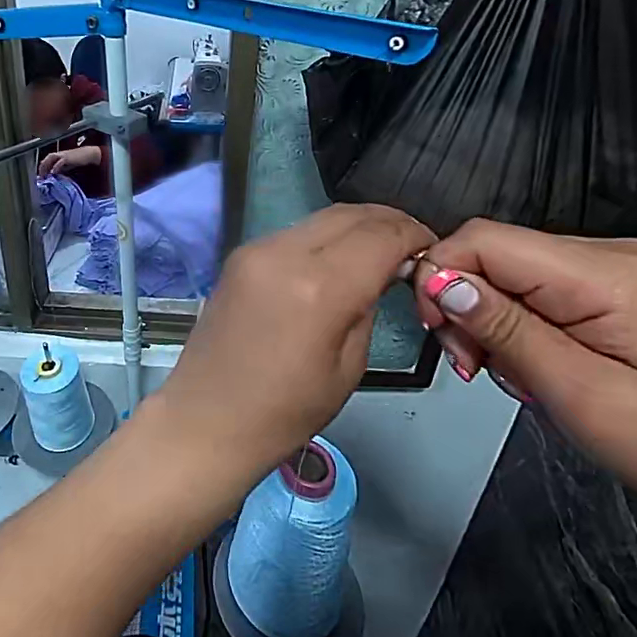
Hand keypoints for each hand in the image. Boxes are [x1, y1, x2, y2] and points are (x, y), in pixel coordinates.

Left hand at [38, 146, 102, 176]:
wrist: (87, 154)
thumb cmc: (78, 159)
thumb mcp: (67, 165)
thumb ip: (60, 168)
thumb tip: (54, 174)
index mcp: (57, 156)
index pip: (46, 161)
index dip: (42, 169)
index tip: (41, 177)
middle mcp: (58, 154)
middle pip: (46, 159)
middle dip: (42, 168)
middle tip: (40, 177)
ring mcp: (62, 155)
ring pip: (50, 158)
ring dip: (46, 166)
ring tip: (44, 175)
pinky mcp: (67, 157)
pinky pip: (59, 162)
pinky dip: (55, 167)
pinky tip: (53, 172)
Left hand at [152, 204, 434, 481]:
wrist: (205, 422)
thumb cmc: (284, 413)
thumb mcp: (348, 367)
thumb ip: (368, 305)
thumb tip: (382, 272)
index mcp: (318, 288)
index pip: (381, 236)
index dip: (414, 234)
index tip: (431, 247)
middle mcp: (284, 254)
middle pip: (351, 214)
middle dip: (389, 222)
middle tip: (412, 244)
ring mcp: (256, 249)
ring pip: (322, 218)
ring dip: (357, 226)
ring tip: (379, 250)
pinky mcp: (240, 255)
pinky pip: (295, 232)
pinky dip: (325, 237)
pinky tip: (338, 259)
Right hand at [414, 219, 636, 539]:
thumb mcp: (587, 398)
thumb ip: (509, 331)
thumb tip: (438, 280)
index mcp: (609, 272)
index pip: (487, 238)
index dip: (441, 274)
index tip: (438, 336)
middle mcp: (613, 252)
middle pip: (498, 253)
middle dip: (468, 307)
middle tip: (476, 371)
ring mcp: (622, 268)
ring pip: (516, 273)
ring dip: (495, 323)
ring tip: (520, 381)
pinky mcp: (623, 290)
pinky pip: (546, 291)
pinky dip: (524, 327)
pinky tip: (543, 368)